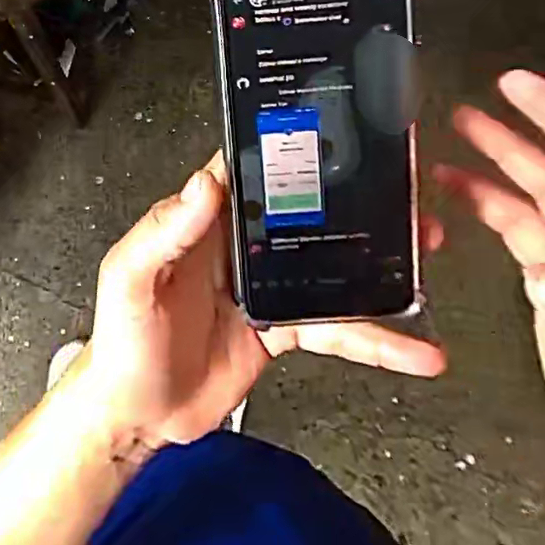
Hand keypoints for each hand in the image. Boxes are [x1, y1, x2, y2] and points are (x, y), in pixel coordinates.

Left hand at [64, 154, 445, 449]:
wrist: (138, 412)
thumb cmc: (122, 339)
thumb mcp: (131, 277)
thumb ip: (162, 231)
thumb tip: (201, 185)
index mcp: (199, 225)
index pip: (241, 172)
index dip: (277, 149)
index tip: (321, 132)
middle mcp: (233, 248)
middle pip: (298, 212)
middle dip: (346, 200)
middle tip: (393, 189)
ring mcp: (260, 288)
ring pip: (327, 265)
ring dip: (373, 261)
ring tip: (422, 251)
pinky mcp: (277, 329)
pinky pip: (332, 326)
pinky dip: (372, 337)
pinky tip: (408, 345)